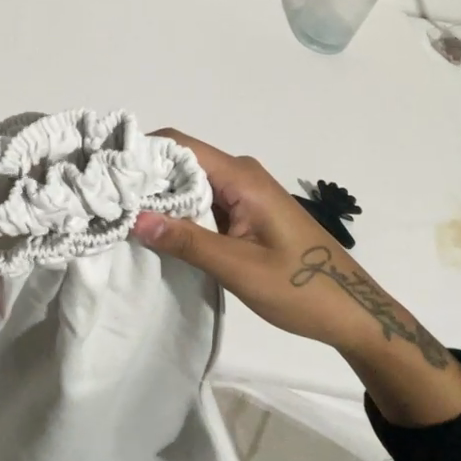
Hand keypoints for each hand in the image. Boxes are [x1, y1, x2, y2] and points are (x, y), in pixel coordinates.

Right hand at [134, 129, 460, 426]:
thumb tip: (134, 217)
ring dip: (157, 193)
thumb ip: (187, 241)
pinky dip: (176, 207)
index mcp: (241, 177)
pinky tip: (153, 226)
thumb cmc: (302, 290)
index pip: (178, 145)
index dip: (140, 152)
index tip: (104, 173)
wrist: (356, 315)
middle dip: (142, 174)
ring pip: (189, 180)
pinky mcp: (245, 211)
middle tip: (103, 196)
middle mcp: (240, 173)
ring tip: (119, 212)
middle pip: (179, 159)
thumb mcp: (239, 269)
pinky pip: (201, 197)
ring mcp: (244, 192)